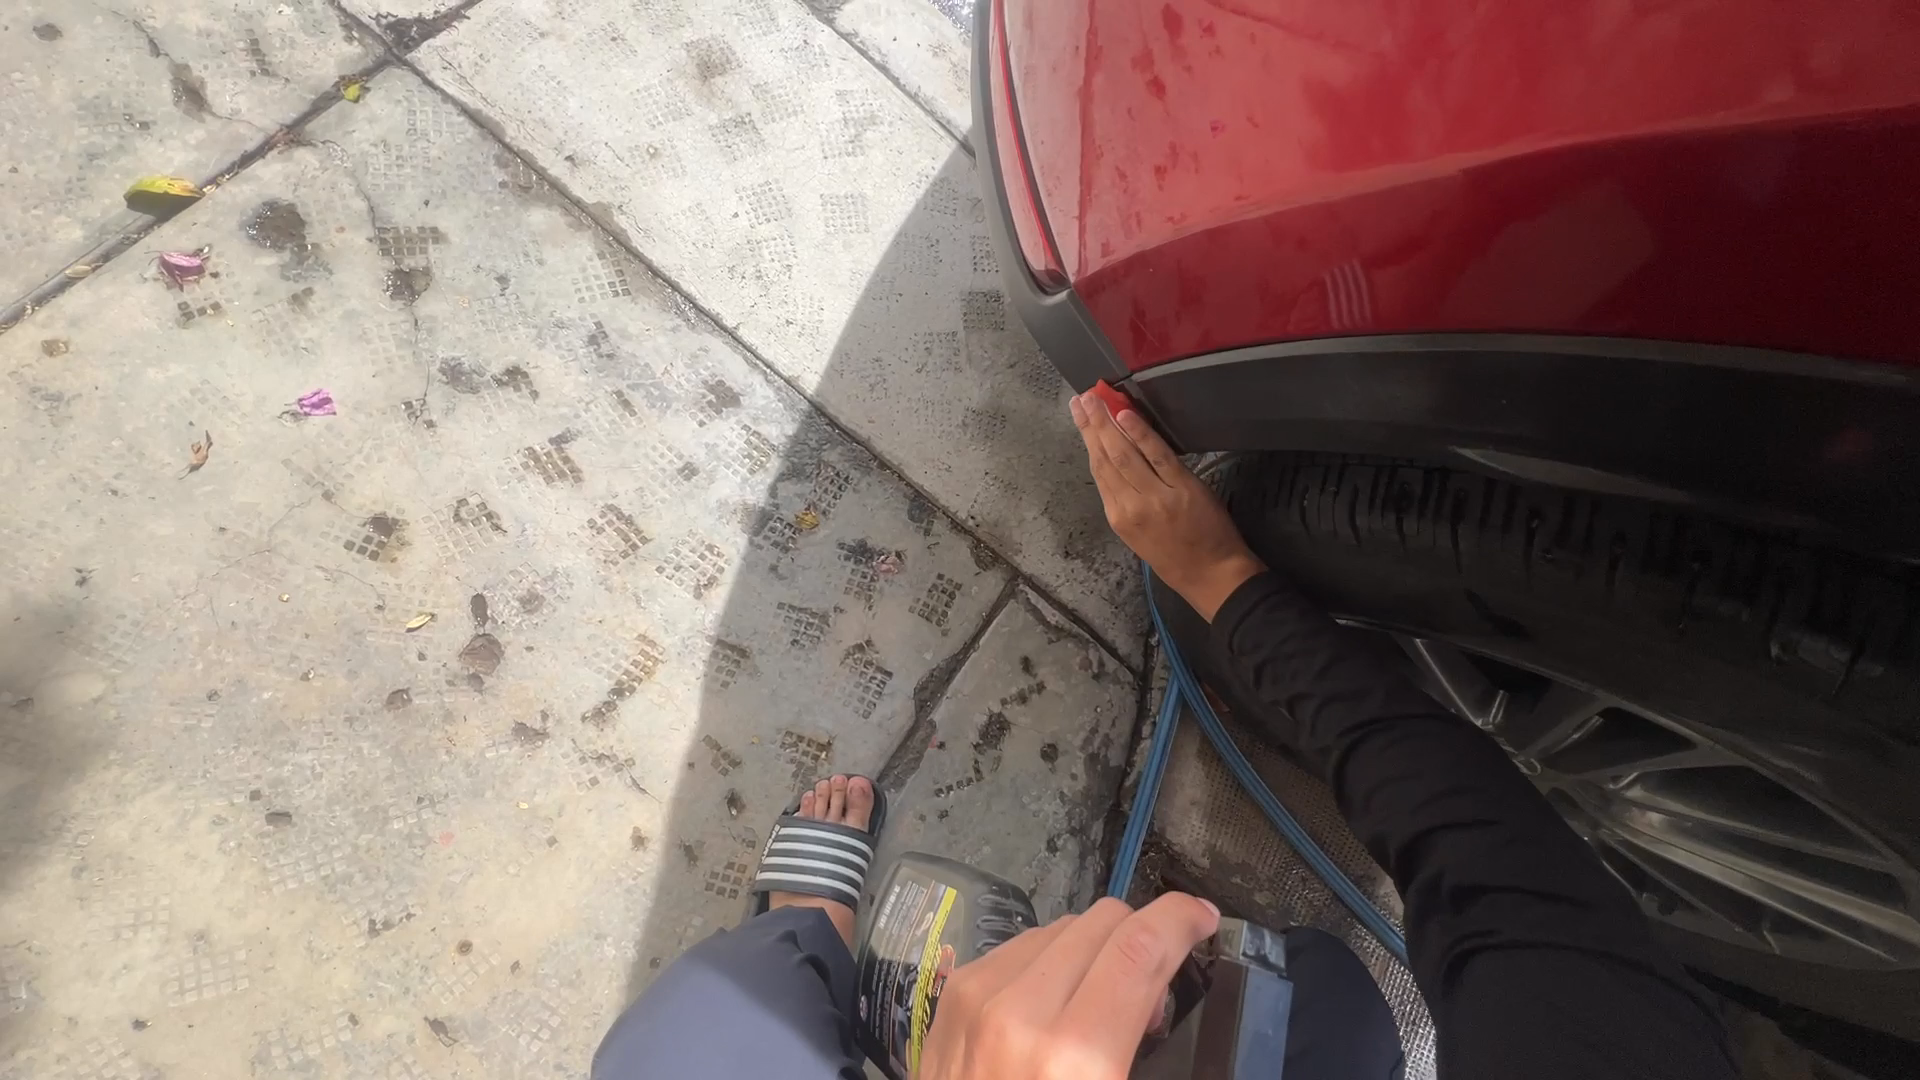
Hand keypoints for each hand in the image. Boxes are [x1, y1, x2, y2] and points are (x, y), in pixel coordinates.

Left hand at [915, 894, 1219, 1079]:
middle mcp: (1023, 1008)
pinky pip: (1022, 943)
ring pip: (1062, 926)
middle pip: (1102, 923)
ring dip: (1095, 948)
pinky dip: (1052, 958)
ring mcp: (982, 991)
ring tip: (1100, 1000)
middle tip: (1153, 991)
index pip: (1138, 949)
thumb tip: (1153, 995)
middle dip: (1141, 936)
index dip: (1179, 920)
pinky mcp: (956, 987)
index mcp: (1075, 1057)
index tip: (1204, 916)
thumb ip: (1140, 1048)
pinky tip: (1054, 999)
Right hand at [1069, 391, 1265, 619]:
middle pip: (1106, 458)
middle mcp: (1130, 506)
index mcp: (1118, 518)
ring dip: (1108, 423)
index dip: (1087, 439)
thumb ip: (1125, 501)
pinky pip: (1158, 455)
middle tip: (1081, 398)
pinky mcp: (1182, 489)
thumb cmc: (1175, 557)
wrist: (1211, 576)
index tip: (1079, 415)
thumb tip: (1116, 463)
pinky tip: (1126, 415)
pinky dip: (1141, 434)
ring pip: (1125, 454)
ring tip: (1096, 399)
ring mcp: (1155, 497)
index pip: (1098, 470)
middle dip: (1092, 425)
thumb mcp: (1137, 536)